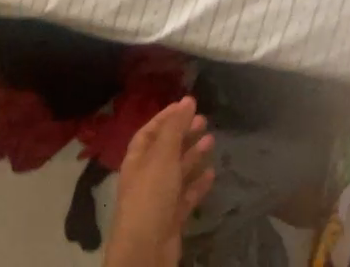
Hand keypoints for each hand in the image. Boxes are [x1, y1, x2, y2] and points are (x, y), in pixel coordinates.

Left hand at [104, 97, 215, 266]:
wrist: (145, 250)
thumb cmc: (151, 196)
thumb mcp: (162, 156)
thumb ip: (175, 128)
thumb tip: (187, 99)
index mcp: (137, 160)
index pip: (150, 132)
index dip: (167, 117)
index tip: (187, 104)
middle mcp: (146, 177)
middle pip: (165, 150)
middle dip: (183, 134)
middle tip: (204, 120)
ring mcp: (159, 198)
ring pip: (177, 172)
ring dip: (193, 155)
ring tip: (211, 141)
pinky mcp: (172, 217)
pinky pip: (186, 195)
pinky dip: (198, 183)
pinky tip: (211, 174)